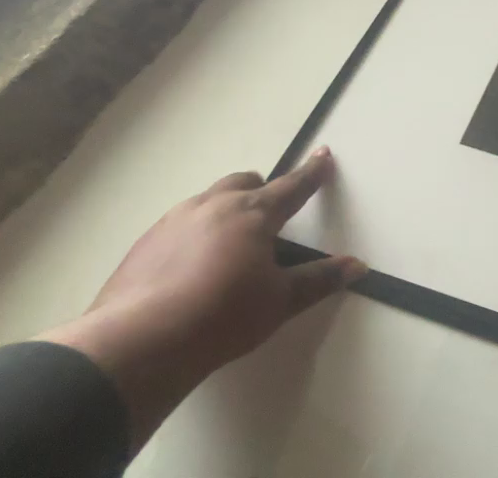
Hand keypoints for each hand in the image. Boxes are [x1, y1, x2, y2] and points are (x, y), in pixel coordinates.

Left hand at [38, 148, 363, 448]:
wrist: (139, 343)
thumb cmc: (222, 317)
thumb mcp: (279, 302)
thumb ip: (320, 280)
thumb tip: (358, 265)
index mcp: (253, 214)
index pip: (292, 187)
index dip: (312, 172)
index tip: (323, 153)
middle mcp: (214, 205)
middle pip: (245, 182)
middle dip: (262, 188)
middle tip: (270, 214)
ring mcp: (174, 220)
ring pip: (209, 198)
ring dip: (226, 208)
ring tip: (228, 243)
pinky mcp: (144, 242)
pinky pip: (179, 224)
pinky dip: (194, 232)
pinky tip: (190, 266)